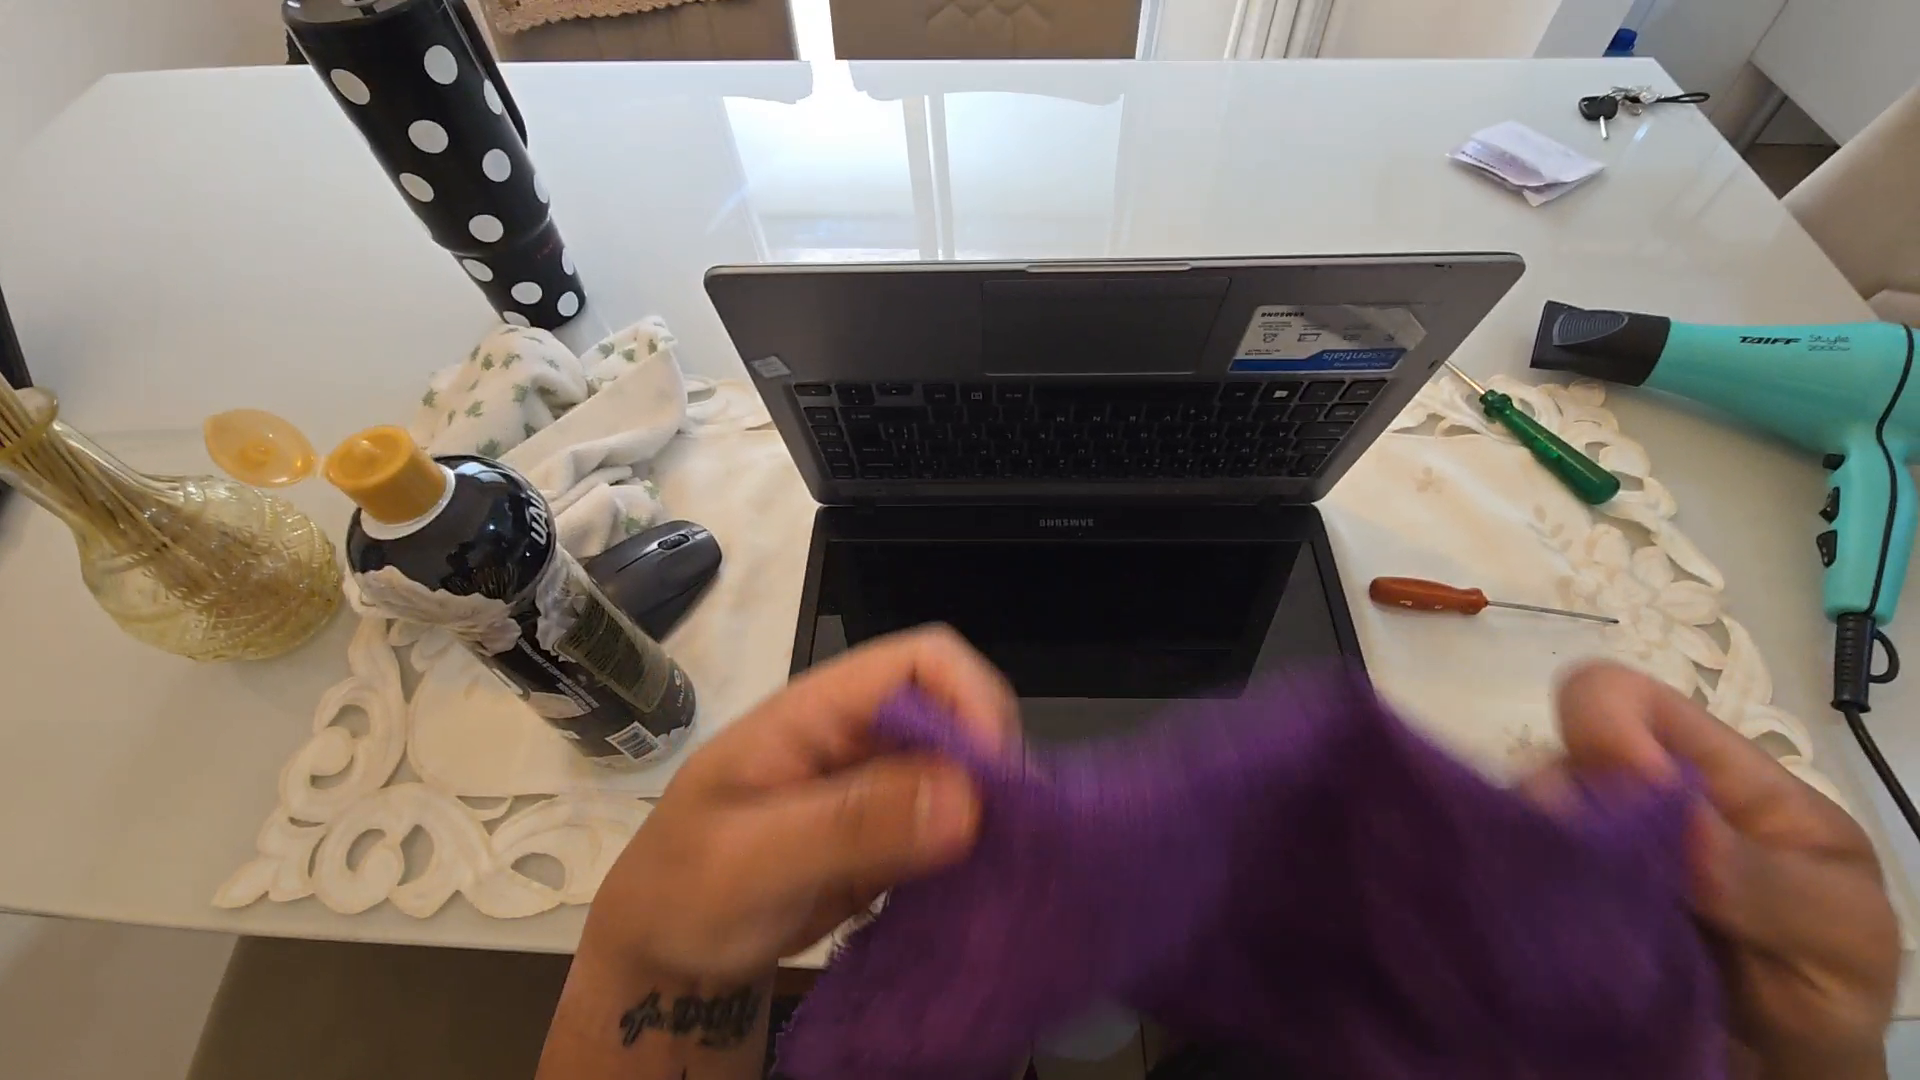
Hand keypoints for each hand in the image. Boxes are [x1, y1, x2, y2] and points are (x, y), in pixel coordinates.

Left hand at [582, 625, 1019, 982]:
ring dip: (993, 806)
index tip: (993, 777)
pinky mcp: (890, 829)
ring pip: (964, 765)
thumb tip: (966, 797)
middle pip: (957, 707)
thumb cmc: (683, 893)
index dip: (970, 698)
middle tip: (1010, 833)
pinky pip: (954, 818)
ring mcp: (876, 781)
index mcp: (819, 709)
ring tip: (1006, 864)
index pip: (921, 659)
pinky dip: (977, 845)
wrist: (665, 953)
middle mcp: (858, 732)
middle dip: (992, 759)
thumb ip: (849, 824)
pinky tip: (981, 884)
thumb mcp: (749, 860)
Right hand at [1544, 663, 1899, 1079]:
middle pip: (1554, 752)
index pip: (1628, 700)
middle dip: (1557, 805)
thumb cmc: (1818, 990)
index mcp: (1713, 778)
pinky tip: (1534, 918)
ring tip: (1569, 921)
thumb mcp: (1836, 937)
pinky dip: (1503, 879)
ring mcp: (1578, 833)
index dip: (1601, 725)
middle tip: (1587, 883)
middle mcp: (1628, 792)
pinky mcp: (1538, 876)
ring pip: (1514, 803)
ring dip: (1527, 851)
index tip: (1602, 796)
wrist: (1769, 1068)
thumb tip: (1655, 795)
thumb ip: (1764, 875)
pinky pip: (1495, 854)